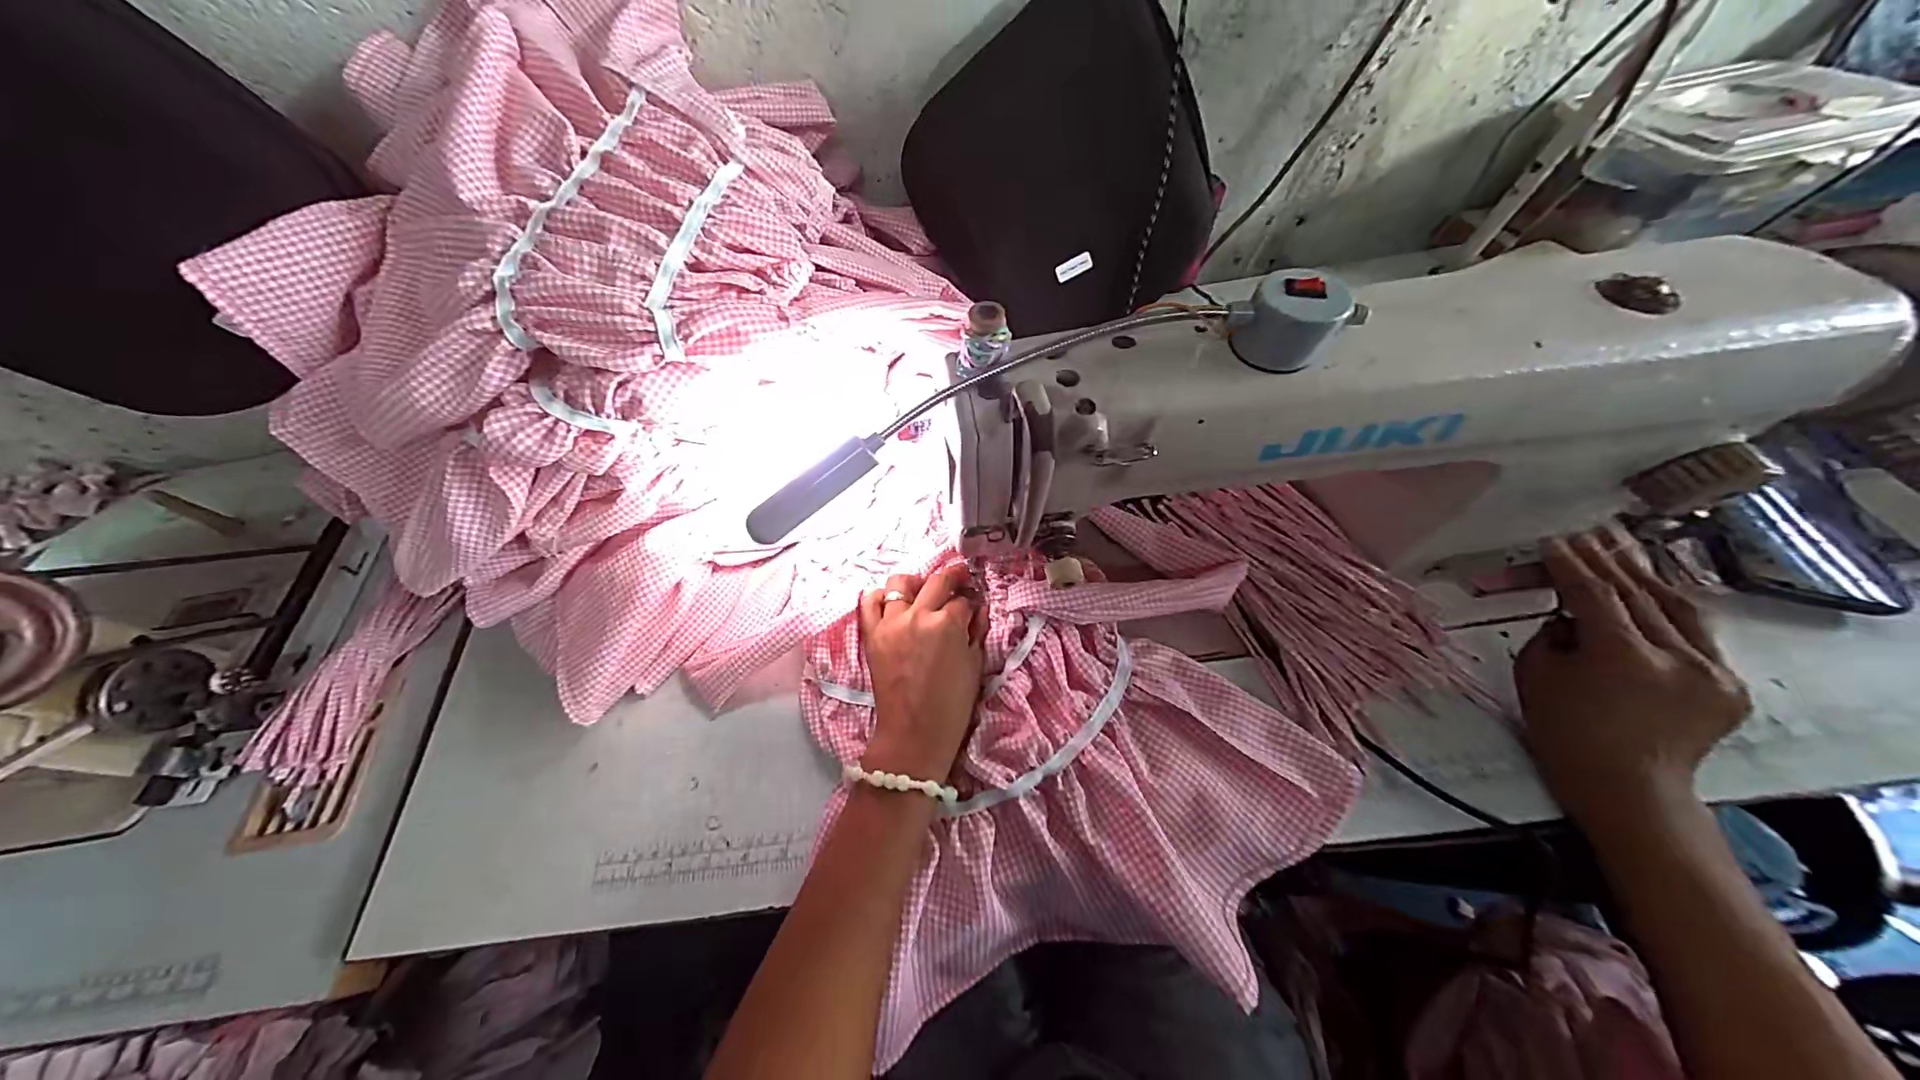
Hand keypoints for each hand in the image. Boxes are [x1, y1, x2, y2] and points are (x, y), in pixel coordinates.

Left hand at [858, 564, 984, 781]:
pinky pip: (869, 602)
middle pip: (937, 582)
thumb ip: (976, 631)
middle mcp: (917, 616)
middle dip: (954, 578)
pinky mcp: (872, 634)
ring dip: (917, 583)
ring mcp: (891, 623)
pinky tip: (893, 602)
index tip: (975, 606)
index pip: (963, 601)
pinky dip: (880, 596)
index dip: (973, 602)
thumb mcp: (974, 665)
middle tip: (961, 580)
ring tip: (924, 593)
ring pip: (900, 583)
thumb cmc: (951, 705)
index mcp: (947, 624)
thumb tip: (978, 610)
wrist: (914, 733)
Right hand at [1515, 530, 1750, 827]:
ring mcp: (1712, 672)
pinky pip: (1696, 633)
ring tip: (1619, 550)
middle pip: (1637, 596)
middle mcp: (1677, 659)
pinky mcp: (1729, 685)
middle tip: (1585, 536)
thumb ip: (1552, 634)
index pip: (1593, 595)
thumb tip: (1570, 614)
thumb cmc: (1565, 732)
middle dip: (1606, 563)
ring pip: (1676, 608)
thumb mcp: (1536, 674)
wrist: (1626, 785)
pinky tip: (1652, 590)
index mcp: (1621, 658)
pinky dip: (1670, 608)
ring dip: (1643, 577)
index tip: (1554, 543)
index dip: (1570, 566)